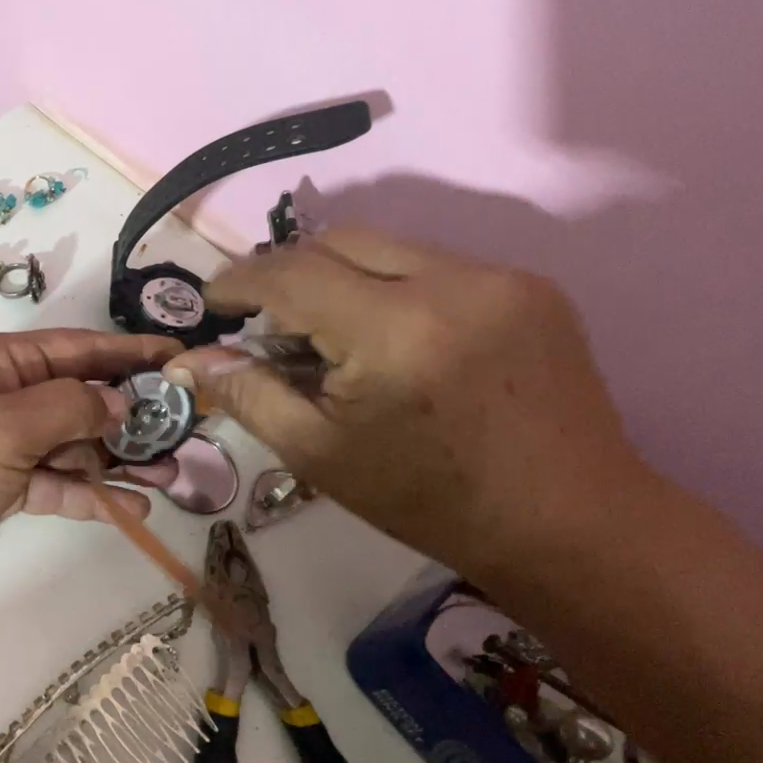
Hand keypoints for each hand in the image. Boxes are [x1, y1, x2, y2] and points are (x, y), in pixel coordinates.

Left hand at [0, 329, 181, 584]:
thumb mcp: (7, 426)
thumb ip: (71, 409)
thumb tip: (122, 402)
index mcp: (5, 363)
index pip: (81, 349)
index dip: (133, 353)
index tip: (183, 359)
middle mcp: (9, 397)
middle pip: (84, 398)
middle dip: (135, 415)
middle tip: (189, 430)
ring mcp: (7, 444)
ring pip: (77, 445)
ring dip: (120, 459)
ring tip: (171, 474)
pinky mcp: (5, 488)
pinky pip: (59, 484)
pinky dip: (92, 494)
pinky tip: (133, 508)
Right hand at [165, 230, 646, 576]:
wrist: (570, 521)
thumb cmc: (428, 498)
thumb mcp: (317, 454)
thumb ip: (247, 392)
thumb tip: (192, 358)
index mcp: (393, 333)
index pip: (291, 273)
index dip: (240, 280)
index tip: (214, 300)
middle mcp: (451, 284)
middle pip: (337, 241)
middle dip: (288, 271)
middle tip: (268, 319)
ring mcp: (500, 278)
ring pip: (387, 247)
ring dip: (341, 276)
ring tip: (332, 332)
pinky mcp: (531, 285)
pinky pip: (434, 264)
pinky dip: (393, 287)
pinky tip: (394, 338)